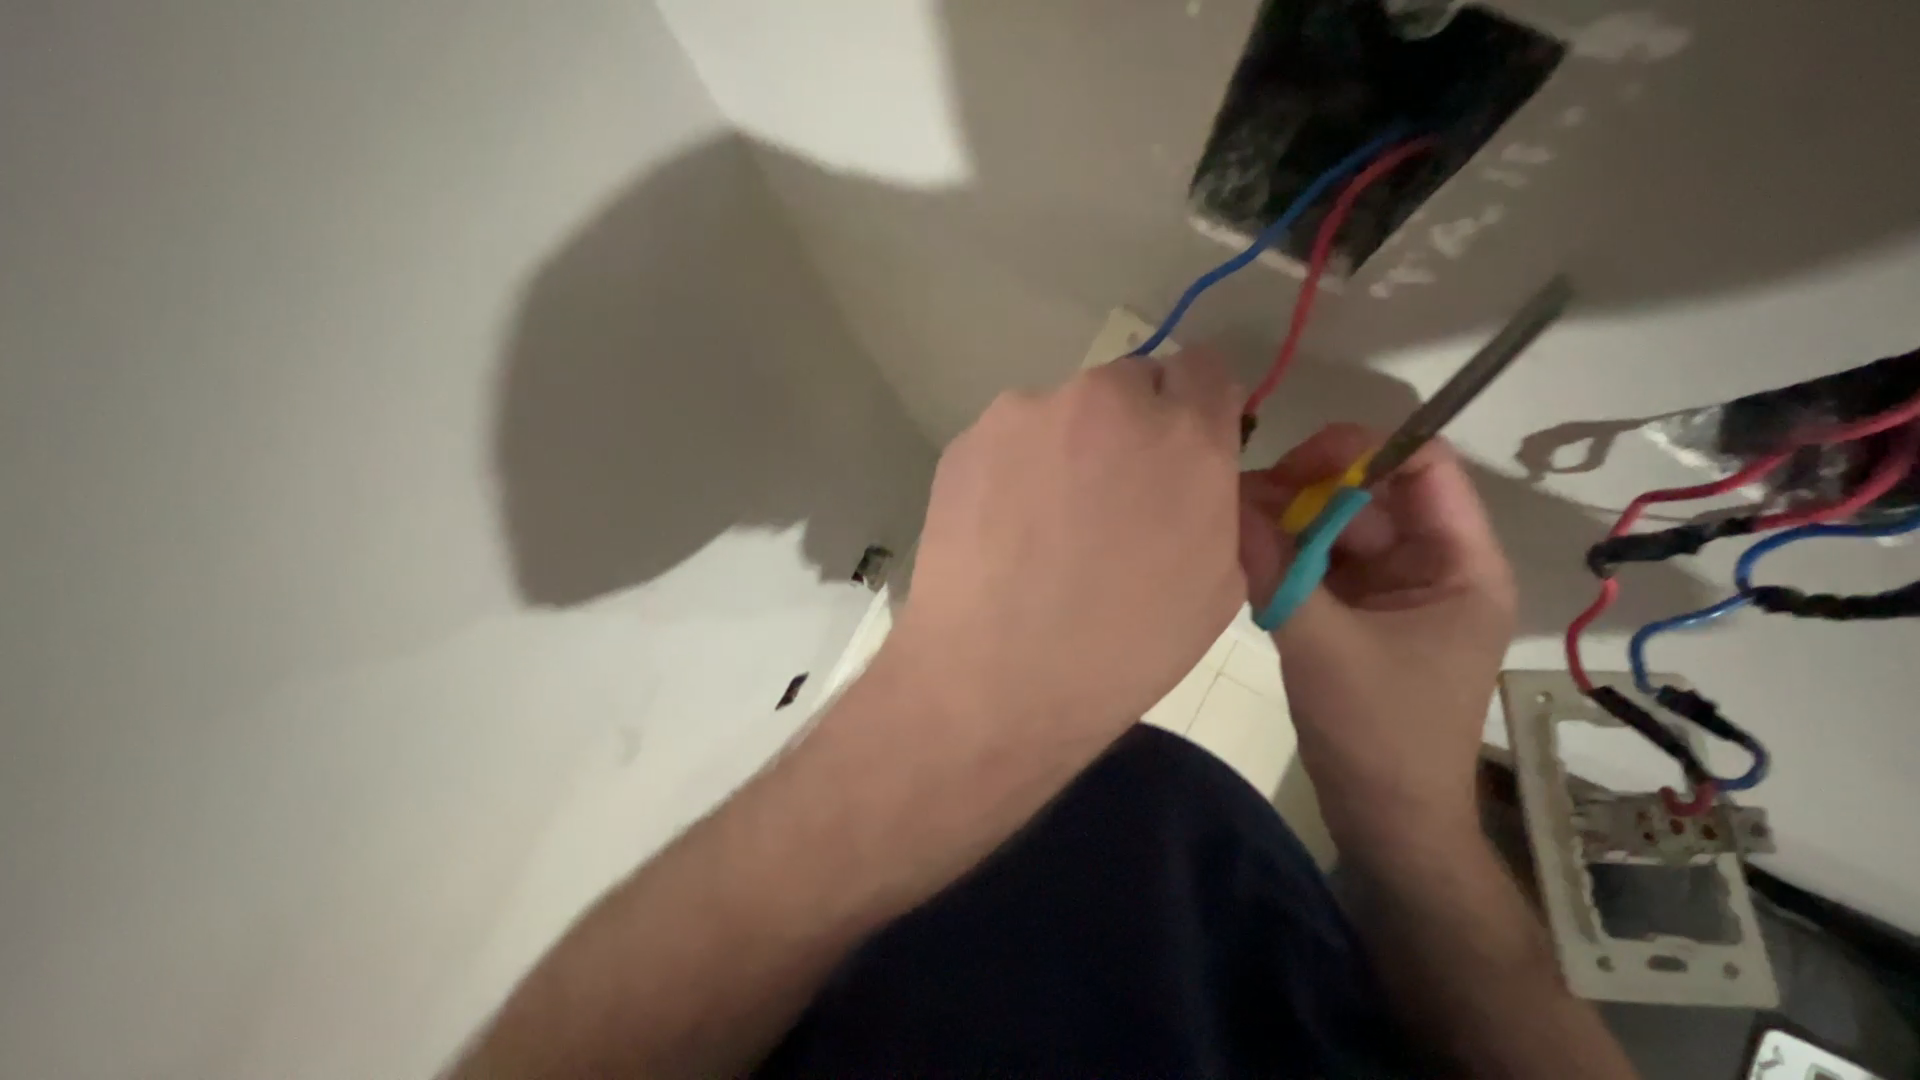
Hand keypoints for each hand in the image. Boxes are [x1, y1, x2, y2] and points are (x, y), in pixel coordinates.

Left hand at [885, 351, 1246, 766]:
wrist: (994, 679)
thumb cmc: (1123, 648)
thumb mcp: (1219, 586)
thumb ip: (1220, 504)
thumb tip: (1200, 475)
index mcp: (1185, 434)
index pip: (1207, 368)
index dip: (1200, 407)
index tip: (1185, 450)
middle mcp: (1107, 400)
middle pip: (1134, 384)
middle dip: (1135, 426)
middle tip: (1113, 497)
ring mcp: (1027, 413)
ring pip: (1066, 411)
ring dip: (1071, 446)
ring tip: (1047, 524)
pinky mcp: (969, 438)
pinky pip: (1012, 438)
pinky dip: (1017, 467)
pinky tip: (1004, 529)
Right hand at [1239, 423, 1516, 847]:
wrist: (1386, 817)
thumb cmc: (1379, 733)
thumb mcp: (1325, 647)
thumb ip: (1278, 571)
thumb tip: (1229, 500)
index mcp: (1461, 564)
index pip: (1424, 466)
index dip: (1362, 451)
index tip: (1293, 466)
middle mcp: (1432, 564)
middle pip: (1372, 493)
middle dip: (1308, 489)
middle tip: (1242, 499)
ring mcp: (1394, 589)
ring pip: (1339, 527)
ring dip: (1289, 521)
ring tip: (1231, 525)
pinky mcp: (1360, 612)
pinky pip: (1322, 562)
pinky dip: (1285, 554)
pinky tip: (1244, 554)